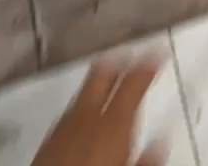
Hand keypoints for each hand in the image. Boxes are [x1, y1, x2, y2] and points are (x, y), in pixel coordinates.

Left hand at [31, 58, 165, 165]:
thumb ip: (147, 157)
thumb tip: (160, 145)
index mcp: (112, 122)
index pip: (134, 80)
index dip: (149, 61)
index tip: (159, 53)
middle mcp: (85, 116)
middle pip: (103, 72)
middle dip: (120, 61)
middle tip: (134, 58)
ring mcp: (62, 125)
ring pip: (84, 91)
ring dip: (100, 84)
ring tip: (113, 86)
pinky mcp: (46, 141)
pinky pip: (69, 112)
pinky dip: (82, 107)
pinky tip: (86, 121)